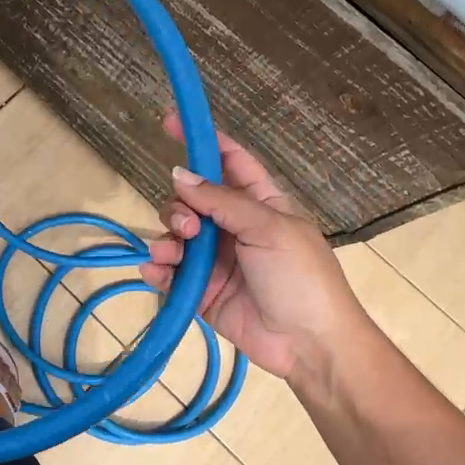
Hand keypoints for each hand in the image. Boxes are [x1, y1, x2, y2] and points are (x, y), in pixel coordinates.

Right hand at [137, 114, 369, 381]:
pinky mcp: (199, 290)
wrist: (309, 344)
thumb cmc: (302, 277)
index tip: (169, 120)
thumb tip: (177, 174)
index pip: (228, 161)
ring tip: (171, 256)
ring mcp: (214, 259)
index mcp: (260, 203)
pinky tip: (156, 272)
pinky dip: (156, 269)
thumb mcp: (268, 228)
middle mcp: (232, 226)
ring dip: (165, 239)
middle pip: (189, 198)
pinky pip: (168, 271)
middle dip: (178, 206)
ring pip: (174, 234)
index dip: (202, 139)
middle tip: (189, 228)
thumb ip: (221, 201)